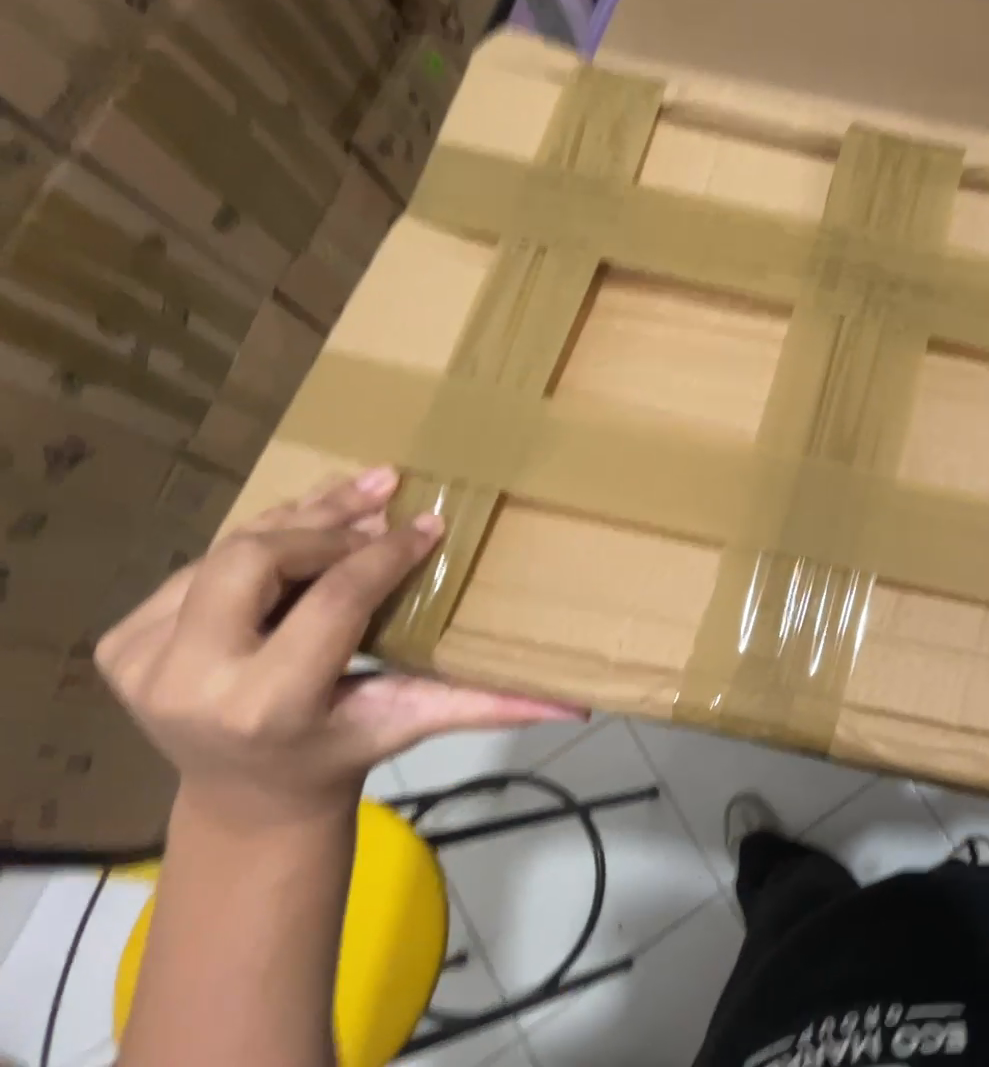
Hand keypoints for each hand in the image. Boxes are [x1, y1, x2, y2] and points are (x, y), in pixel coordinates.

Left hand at [95, 467, 583, 829]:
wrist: (244, 788)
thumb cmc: (343, 752)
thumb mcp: (414, 726)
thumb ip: (489, 710)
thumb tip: (579, 708)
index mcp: (266, 703)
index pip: (333, 601)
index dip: (385, 555)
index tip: (428, 525)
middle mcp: (190, 679)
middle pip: (258, 558)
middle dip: (329, 524)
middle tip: (387, 496)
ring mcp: (140, 659)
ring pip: (224, 553)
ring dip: (297, 518)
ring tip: (359, 490)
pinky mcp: (119, 642)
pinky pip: (199, 567)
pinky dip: (259, 538)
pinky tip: (308, 526)